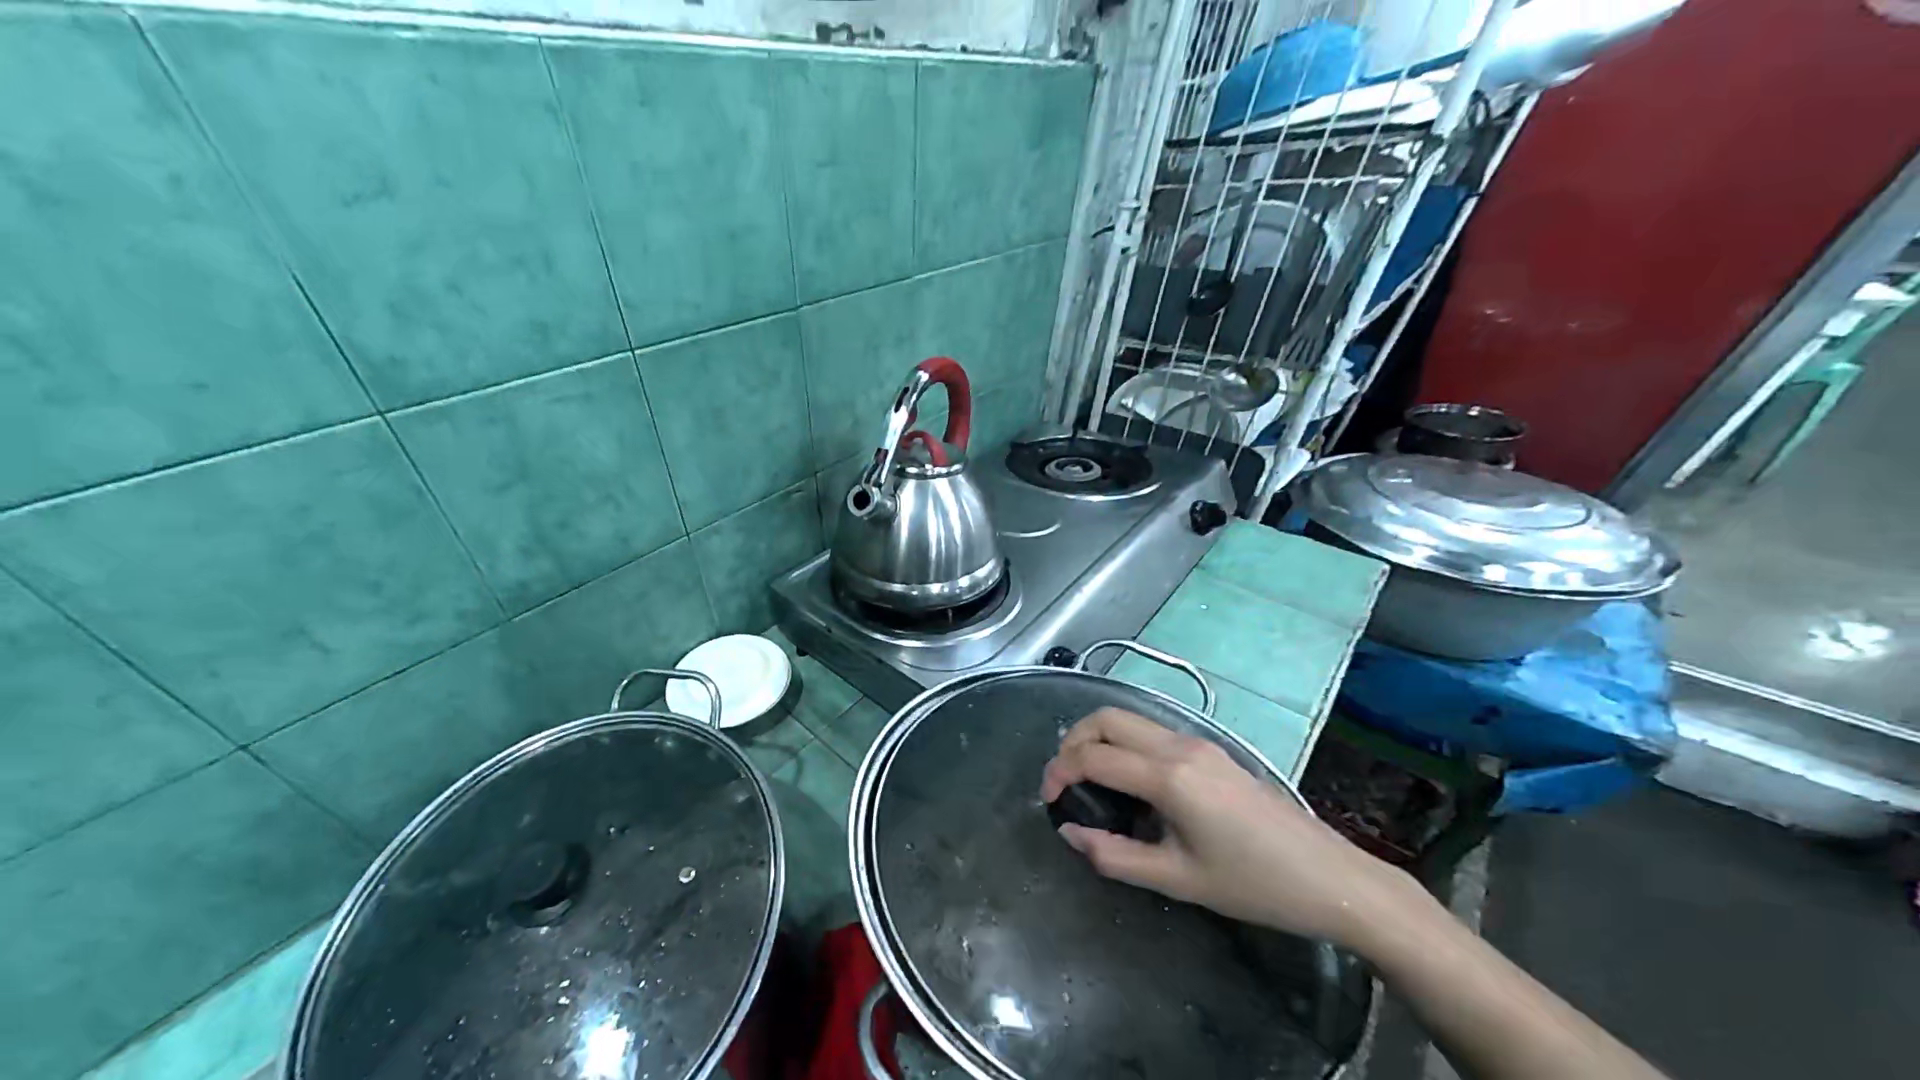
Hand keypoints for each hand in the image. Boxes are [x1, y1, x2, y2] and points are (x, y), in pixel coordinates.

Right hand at [1039, 707, 1413, 946]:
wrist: (1331, 877)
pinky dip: (1124, 744)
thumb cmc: (1254, 885)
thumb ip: (1115, 855)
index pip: (1094, 757)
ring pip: (1129, 719)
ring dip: (1098, 739)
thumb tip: (1071, 832)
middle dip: (1073, 742)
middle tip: (1062, 781)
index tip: (1048, 801)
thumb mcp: (1177, 879)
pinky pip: (1152, 732)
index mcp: (1169, 776)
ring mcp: (1198, 743)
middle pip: (1106, 718)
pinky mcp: (1211, 750)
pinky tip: (1127, 782)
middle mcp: (1179, 746)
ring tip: (1087, 780)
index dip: (1060, 773)